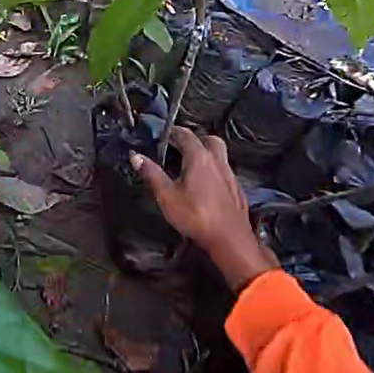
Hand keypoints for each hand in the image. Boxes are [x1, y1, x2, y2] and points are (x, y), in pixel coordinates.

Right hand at [131, 127, 278, 291]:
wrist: (229, 239)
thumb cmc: (196, 216)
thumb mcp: (167, 196)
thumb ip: (152, 174)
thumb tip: (137, 156)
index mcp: (199, 158)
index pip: (185, 135)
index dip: (173, 132)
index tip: (163, 135)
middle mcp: (217, 162)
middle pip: (209, 140)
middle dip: (195, 139)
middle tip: (180, 146)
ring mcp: (230, 175)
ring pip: (219, 155)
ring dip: (206, 154)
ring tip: (191, 165)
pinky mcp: (236, 190)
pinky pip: (225, 171)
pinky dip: (214, 170)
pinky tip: (206, 185)